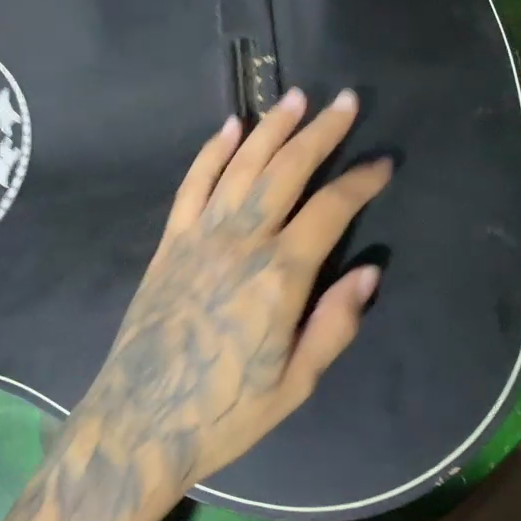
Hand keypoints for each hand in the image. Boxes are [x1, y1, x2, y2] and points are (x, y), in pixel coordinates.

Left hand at [73, 85, 391, 492]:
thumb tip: (369, 271)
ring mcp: (200, 235)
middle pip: (287, 170)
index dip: (360, 181)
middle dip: (320, 132)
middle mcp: (240, 240)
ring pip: (242, 165)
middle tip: (346, 101)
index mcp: (279, 275)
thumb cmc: (225, 412)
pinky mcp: (171, 241)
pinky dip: (213, 151)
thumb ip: (335, 324)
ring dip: (271, 128)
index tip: (382, 163)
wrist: (138, 422)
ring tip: (296, 98)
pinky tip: (230, 127)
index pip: (330, 209)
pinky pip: (193, 183)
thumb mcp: (296, 383)